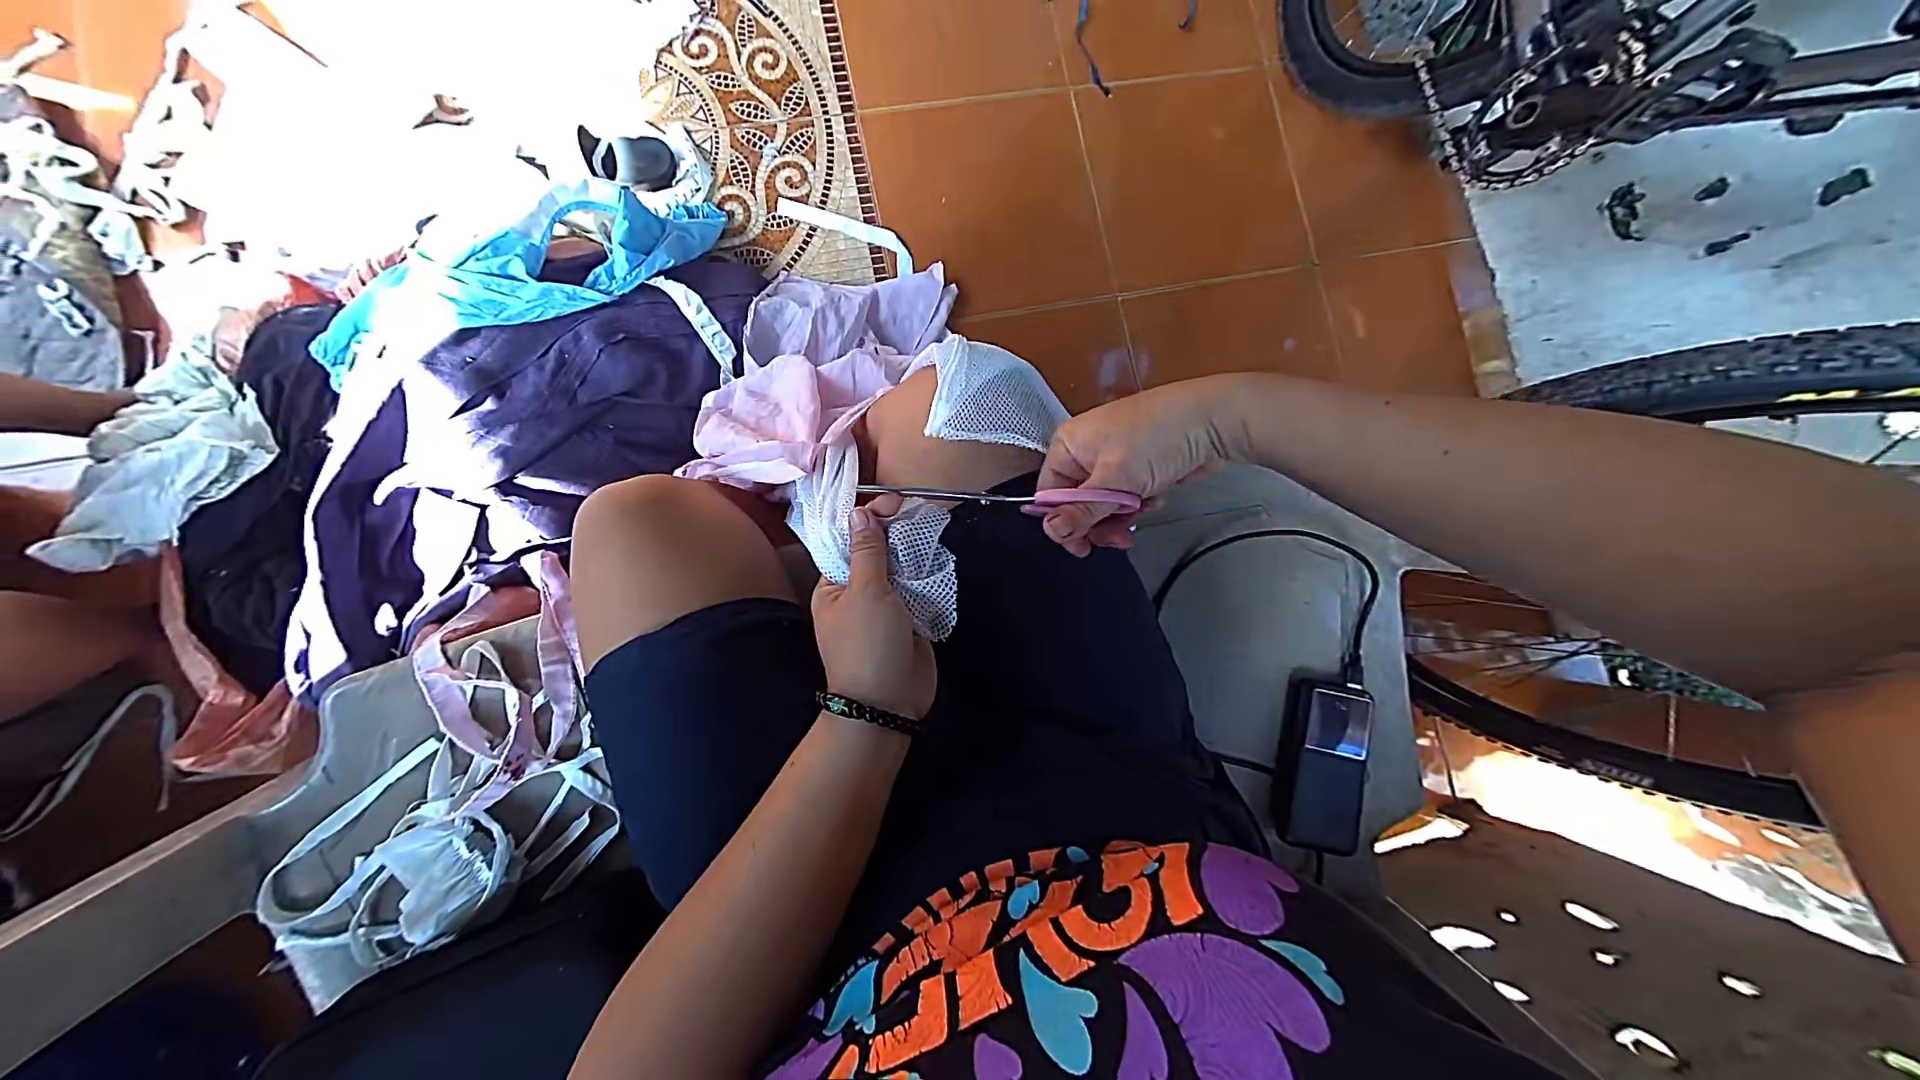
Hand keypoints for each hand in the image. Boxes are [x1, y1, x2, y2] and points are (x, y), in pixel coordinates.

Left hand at [812, 494, 936, 719]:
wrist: (888, 704)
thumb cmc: (868, 645)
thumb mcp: (865, 592)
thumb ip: (867, 551)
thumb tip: (860, 513)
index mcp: (834, 584)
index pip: (849, 540)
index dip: (870, 517)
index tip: (895, 502)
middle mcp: (857, 592)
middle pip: (877, 551)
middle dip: (896, 532)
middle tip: (920, 513)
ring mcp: (885, 606)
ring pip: (901, 568)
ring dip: (915, 552)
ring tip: (933, 528)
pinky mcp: (909, 619)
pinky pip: (918, 589)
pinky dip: (928, 575)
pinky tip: (940, 556)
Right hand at [1037, 376, 1246, 555]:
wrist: (1212, 420)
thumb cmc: (1159, 436)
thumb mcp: (1113, 481)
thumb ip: (1081, 511)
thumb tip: (1052, 531)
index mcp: (1068, 445)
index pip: (1050, 495)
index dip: (1063, 523)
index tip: (1082, 544)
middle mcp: (1086, 451)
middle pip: (1077, 504)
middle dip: (1099, 522)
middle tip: (1118, 534)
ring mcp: (1113, 458)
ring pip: (1106, 505)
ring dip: (1124, 513)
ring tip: (1143, 505)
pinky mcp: (1137, 466)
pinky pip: (1128, 497)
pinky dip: (1142, 501)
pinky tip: (1157, 493)